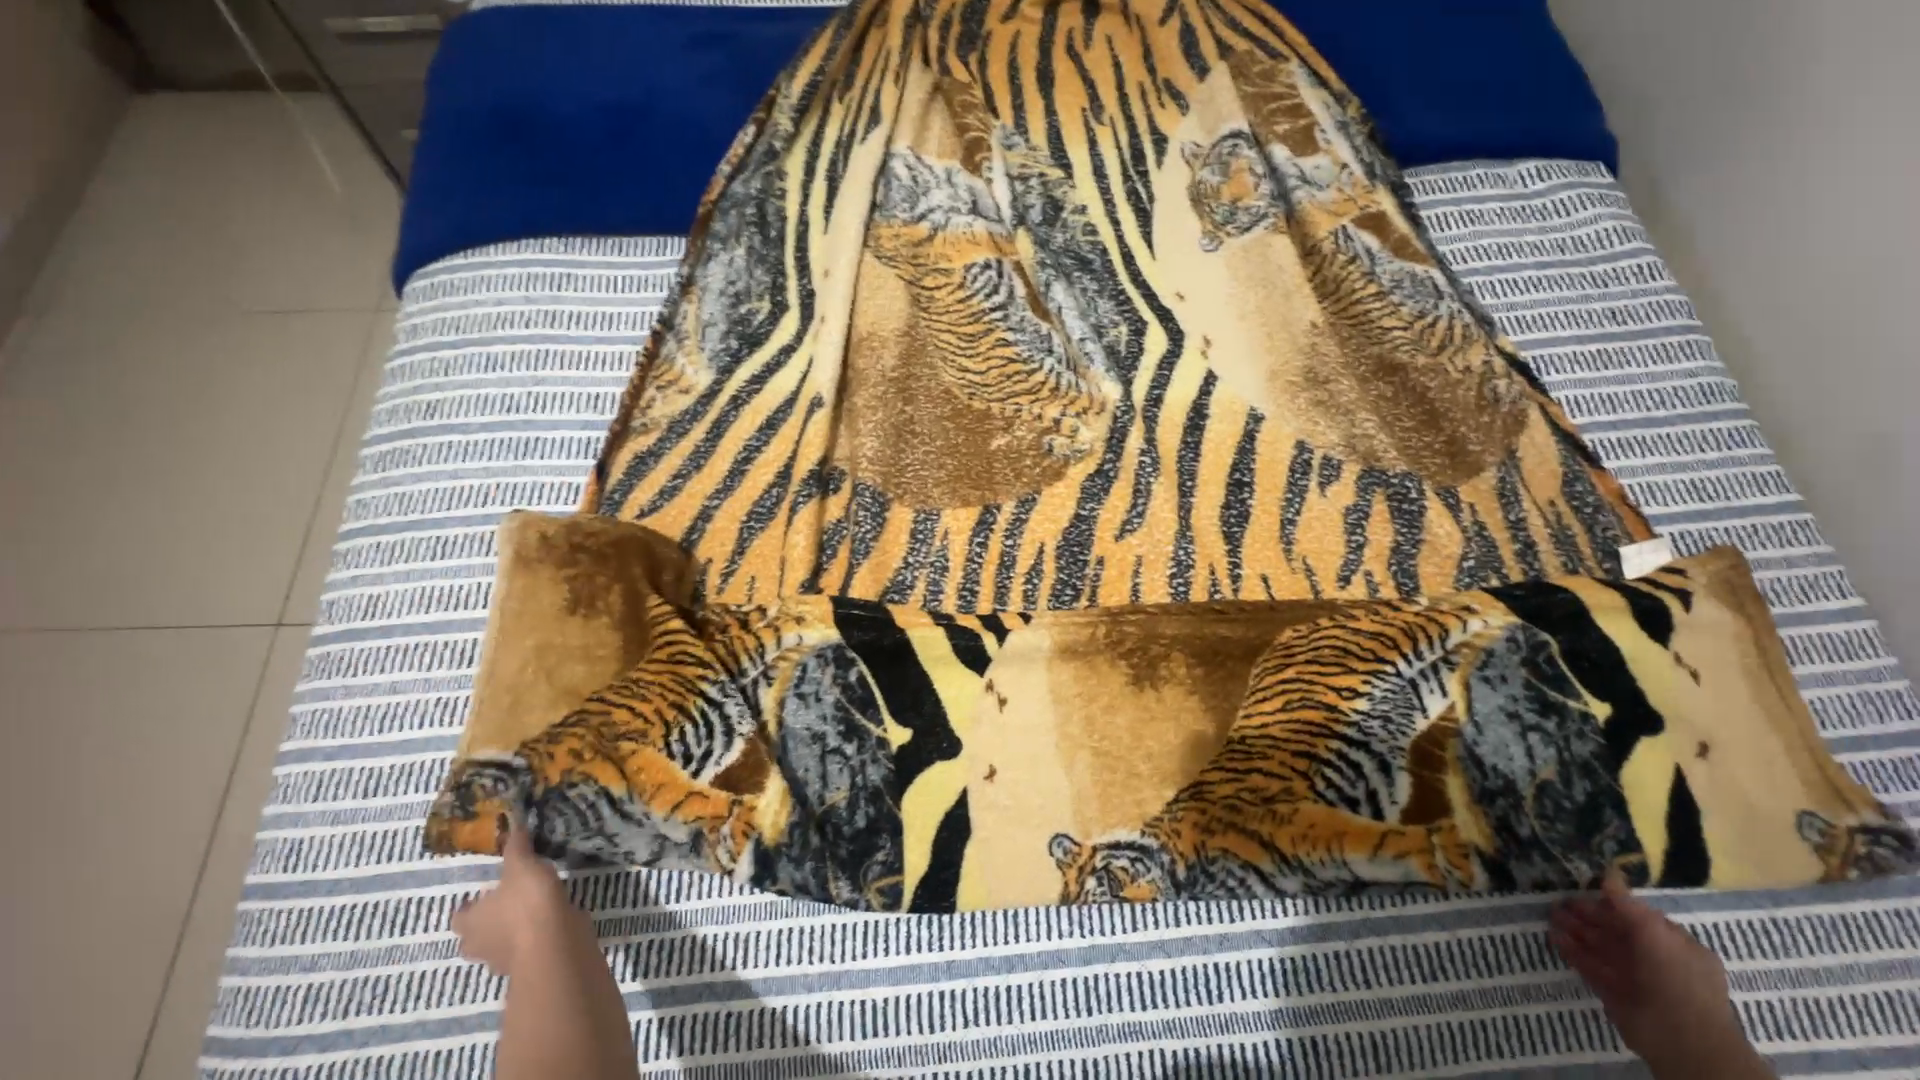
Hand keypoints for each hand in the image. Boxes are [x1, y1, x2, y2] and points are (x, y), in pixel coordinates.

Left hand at [451, 817, 578, 978]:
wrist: (554, 941)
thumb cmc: (527, 903)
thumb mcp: (521, 864)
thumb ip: (516, 846)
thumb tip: (512, 825)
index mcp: (470, 923)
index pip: (458, 917)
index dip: (467, 907)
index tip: (478, 896)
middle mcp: (480, 945)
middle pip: (474, 938)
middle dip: (486, 926)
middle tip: (503, 908)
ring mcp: (503, 961)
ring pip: (499, 948)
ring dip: (509, 936)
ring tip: (529, 915)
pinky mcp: (529, 966)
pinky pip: (526, 952)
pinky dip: (534, 940)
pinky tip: (548, 925)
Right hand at [1551, 872, 1770, 1078]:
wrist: (1682, 1039)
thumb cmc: (1676, 979)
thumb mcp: (1656, 934)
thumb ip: (1629, 905)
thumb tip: (1609, 874)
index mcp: (1676, 946)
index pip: (1641, 919)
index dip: (1613, 904)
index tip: (1585, 891)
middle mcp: (1656, 961)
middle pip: (1618, 933)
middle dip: (1589, 917)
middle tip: (1559, 902)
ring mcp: (1636, 979)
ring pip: (1602, 949)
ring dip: (1577, 932)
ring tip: (1550, 916)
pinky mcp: (1616, 994)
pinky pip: (1592, 967)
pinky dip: (1573, 952)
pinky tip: (1554, 937)